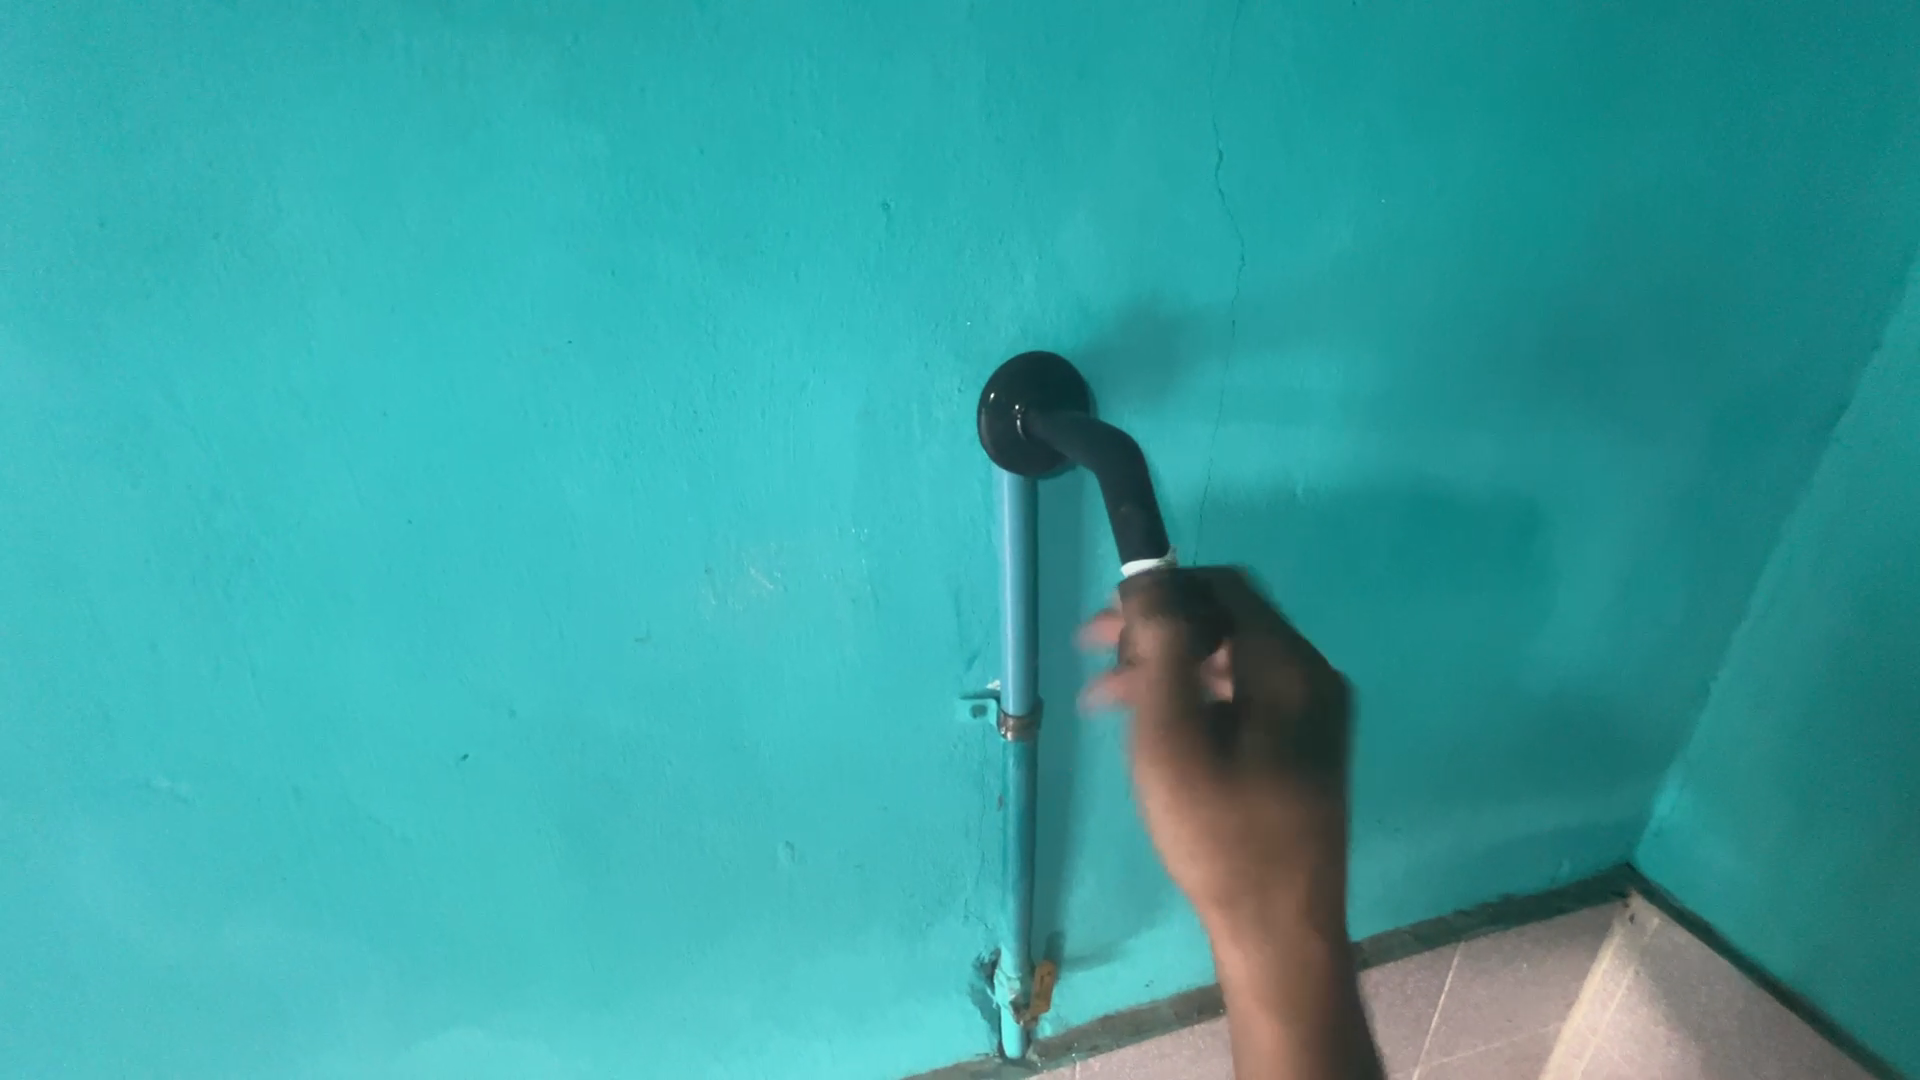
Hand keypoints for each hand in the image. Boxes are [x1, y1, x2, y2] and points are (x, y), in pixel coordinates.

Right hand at [1079, 566, 1353, 935]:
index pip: (1221, 587)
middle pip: (1222, 620)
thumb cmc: (1218, 833)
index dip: (1162, 589)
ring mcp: (1308, 710)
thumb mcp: (1172, 735)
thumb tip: (1147, 579)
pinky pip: (1238, 691)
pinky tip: (1147, 720)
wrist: (1279, 930)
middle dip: (1153, 629)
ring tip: (1104, 694)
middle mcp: (1308, 675)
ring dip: (1163, 663)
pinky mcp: (1298, 740)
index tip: (1107, 620)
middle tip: (1094, 654)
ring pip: (1225, 657)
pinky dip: (1189, 693)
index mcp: (1287, 666)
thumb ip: (1159, 647)